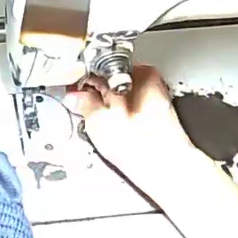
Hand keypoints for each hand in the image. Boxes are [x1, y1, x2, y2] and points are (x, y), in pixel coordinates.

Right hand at [62, 64, 207, 186]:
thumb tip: (74, 96)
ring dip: (108, 105)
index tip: (71, 93)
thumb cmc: (141, 147)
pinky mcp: (157, 110)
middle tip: (84, 112)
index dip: (80, 82)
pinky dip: (121, 113)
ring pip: (120, 93)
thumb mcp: (98, 122)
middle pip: (110, 79)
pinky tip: (117, 129)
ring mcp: (155, 94)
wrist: (167, 169)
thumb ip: (83, 103)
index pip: (98, 68)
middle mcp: (148, 78)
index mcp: (135, 71)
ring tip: (103, 125)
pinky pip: (130, 105)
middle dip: (95, 94)